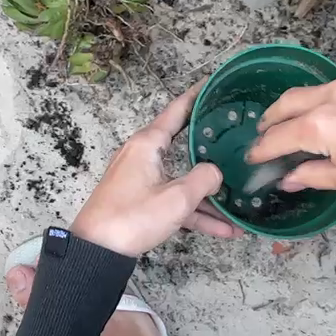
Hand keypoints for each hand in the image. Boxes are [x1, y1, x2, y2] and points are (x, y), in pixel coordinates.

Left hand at [70, 85, 240, 256]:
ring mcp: (142, 180)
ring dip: (209, 198)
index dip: (197, 96)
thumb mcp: (177, 198)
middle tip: (238, 141)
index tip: (214, 83)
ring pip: (183, 182)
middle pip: (185, 147)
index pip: (177, 111)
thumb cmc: (131, 218)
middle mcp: (143, 156)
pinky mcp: (141, 201)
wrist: (96, 251)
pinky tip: (222, 230)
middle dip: (213, 152)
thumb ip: (204, 180)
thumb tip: (216, 173)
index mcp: (147, 144)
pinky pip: (174, 202)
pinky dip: (195, 214)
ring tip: (239, 208)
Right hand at [245, 74, 335, 209]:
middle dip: (272, 119)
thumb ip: (314, 174)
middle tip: (262, 134)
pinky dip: (325, 99)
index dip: (263, 149)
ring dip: (297, 105)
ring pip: (314, 90)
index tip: (252, 158)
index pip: (281, 136)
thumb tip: (289, 178)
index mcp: (323, 124)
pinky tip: (327, 113)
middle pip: (290, 102)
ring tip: (289, 122)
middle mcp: (335, 95)